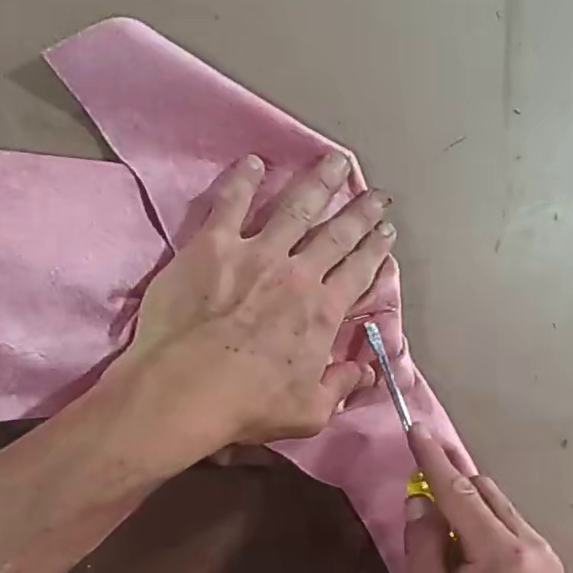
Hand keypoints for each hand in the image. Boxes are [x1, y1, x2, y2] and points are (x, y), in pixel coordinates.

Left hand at [113, 152, 395, 452]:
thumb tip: (366, 373)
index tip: (386, 231)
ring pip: (296, 207)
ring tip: (336, 161)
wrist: (186, 389)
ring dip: (320, 182)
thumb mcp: (309, 411)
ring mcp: (256, 253)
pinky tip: (255, 163)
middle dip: (361, 211)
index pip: (359, 271)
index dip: (376, 249)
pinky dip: (245, 180)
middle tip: (377, 194)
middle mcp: (297, 273)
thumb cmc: (249, 405)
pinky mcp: (213, 245)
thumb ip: (341, 387)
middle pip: (337, 234)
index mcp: (323, 311)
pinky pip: (232, 203)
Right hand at [401, 425, 572, 572]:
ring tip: (443, 538)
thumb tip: (421, 504)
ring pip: (500, 509)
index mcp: (501, 552)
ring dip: (468, 508)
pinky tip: (468, 558)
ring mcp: (546, 557)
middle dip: (451, 483)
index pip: (459, 490)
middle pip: (484, 492)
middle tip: (422, 486)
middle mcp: (531, 544)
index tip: (417, 429)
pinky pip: (511, 529)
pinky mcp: (550, 571)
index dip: (433, 459)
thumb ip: (422, 548)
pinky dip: (485, 528)